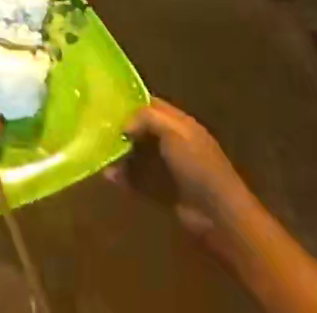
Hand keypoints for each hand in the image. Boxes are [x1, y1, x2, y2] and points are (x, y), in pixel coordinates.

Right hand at [111, 98, 253, 238]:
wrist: (219, 216)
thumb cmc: (199, 166)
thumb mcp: (174, 132)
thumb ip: (148, 119)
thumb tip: (125, 125)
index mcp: (181, 124)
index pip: (153, 105)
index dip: (131, 102)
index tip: (106, 102)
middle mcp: (174, 143)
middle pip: (143, 130)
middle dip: (122, 129)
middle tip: (97, 128)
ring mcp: (168, 169)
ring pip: (138, 156)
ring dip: (120, 156)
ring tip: (98, 154)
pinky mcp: (163, 193)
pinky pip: (138, 181)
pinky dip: (124, 178)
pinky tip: (108, 176)